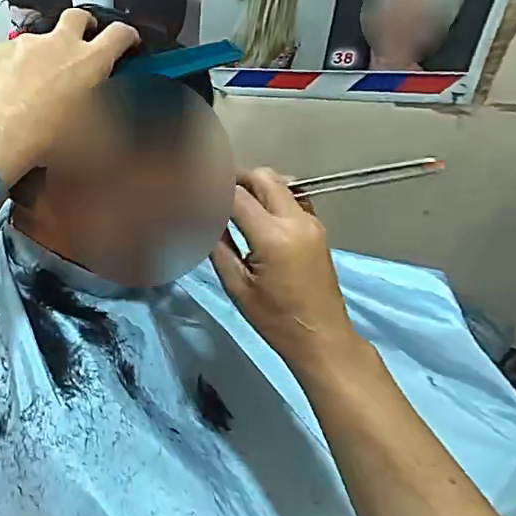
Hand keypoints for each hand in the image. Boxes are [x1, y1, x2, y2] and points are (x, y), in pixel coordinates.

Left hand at [0, 7, 139, 182]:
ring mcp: (27, 43)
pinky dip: (19, 62)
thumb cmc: (46, 137)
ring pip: (44, 34)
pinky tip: (12, 85)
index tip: (129, 42)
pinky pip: (15, 50)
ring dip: (48, 48)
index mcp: (90, 61)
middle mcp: (60, 43)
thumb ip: (106, 124)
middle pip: (79, 15)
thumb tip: (112, 124)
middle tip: (85, 41)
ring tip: (41, 76)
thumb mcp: (90, 139)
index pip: (120, 33)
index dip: (128, 35)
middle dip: (86, 24)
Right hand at [212, 168, 365, 371]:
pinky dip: (270, 195)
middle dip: (234, 179)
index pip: (236, 195)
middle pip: (261, 177)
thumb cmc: (277, 321)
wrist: (322, 338)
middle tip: (211, 192)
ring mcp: (311, 222)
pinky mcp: (316, 228)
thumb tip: (201, 218)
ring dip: (253, 185)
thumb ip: (217, 245)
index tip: (193, 189)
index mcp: (274, 237)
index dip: (211, 188)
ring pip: (278, 183)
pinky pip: (291, 197)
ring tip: (230, 202)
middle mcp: (296, 220)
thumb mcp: (238, 286)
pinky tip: (255, 213)